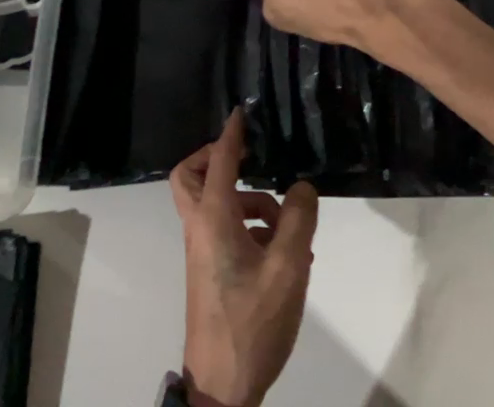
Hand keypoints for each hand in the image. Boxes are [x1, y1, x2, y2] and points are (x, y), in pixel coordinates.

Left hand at [170, 110, 319, 406]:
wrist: (222, 381)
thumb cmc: (253, 321)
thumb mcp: (287, 269)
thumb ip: (298, 221)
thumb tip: (302, 186)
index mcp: (212, 220)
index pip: (217, 162)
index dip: (230, 135)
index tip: (241, 113)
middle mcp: (200, 229)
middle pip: (191, 178)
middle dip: (216, 160)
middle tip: (250, 160)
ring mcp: (202, 252)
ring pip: (214, 206)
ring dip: (247, 201)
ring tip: (290, 225)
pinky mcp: (211, 272)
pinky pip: (225, 231)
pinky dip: (250, 228)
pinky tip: (286, 252)